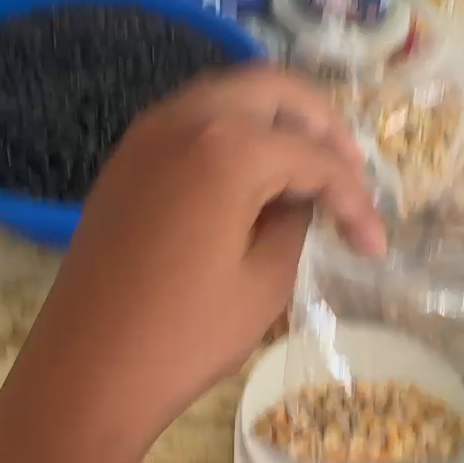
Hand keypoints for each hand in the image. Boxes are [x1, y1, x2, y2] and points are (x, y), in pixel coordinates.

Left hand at [7, 66, 383, 455]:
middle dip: (321, 126)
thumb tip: (299, 200)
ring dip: (275, 124)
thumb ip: (295, 225)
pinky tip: (250, 184)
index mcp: (228, 147)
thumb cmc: (184, 337)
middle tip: (349, 173)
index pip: (315, 157)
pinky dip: (231, 139)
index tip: (375, 245)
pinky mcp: (125, 164)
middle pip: (272, 91)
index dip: (355, 201)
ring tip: (306, 174)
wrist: (88, 372)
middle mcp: (184, 118)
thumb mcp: (264, 284)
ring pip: (227, 99)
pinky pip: (191, 126)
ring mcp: (146, 136)